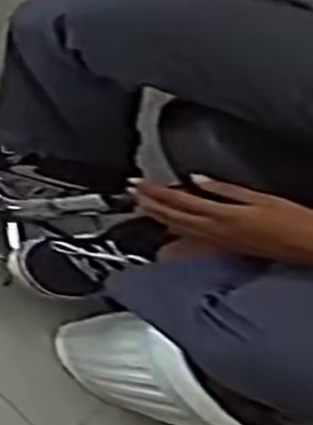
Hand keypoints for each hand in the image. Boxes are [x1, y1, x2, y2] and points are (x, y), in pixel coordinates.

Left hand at [132, 175, 312, 261]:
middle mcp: (214, 229)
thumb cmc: (301, 223)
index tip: (135, 180)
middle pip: (167, 213)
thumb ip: (225, 189)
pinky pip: (188, 235)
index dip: (152, 189)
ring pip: (173, 225)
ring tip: (138, 203)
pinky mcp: (224, 247)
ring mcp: (217, 240)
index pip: (175, 199)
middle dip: (145, 200)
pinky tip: (164, 221)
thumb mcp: (264, 200)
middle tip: (129, 189)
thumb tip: (196, 178)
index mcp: (222, 215)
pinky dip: (170, 225)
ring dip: (153, 213)